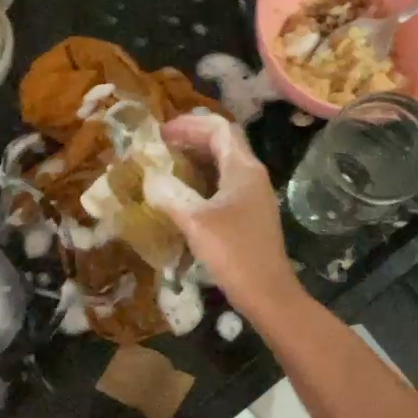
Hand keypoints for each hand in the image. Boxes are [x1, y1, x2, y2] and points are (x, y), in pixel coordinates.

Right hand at [145, 113, 302, 316]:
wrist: (267, 292)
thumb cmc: (233, 253)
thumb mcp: (196, 221)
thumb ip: (171, 194)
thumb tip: (150, 178)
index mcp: (243, 169)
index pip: (219, 128)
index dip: (189, 125)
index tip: (160, 133)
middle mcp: (252, 175)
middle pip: (223, 143)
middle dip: (191, 140)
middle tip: (160, 148)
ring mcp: (254, 196)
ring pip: (224, 165)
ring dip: (196, 160)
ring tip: (167, 167)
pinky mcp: (250, 215)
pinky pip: (225, 185)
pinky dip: (203, 181)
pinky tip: (183, 197)